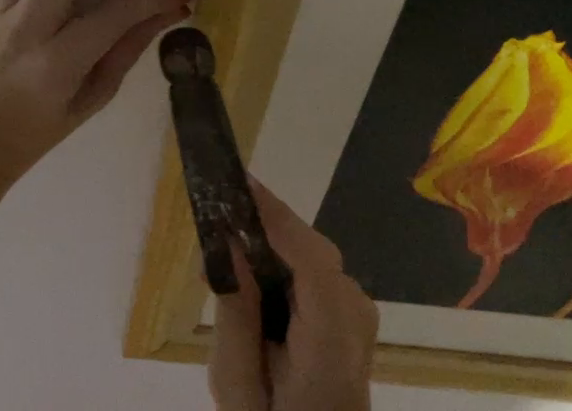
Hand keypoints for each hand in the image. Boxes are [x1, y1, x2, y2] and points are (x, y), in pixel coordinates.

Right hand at [210, 181, 377, 410]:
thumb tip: (231, 245)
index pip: (314, 263)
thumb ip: (235, 317)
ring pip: (311, 256)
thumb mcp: (236, 388)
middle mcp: (356, 320)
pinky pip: (314, 272)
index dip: (278, 218)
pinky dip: (280, 263)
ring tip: (219, 255)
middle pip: (313, 252)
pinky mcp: (351, 316)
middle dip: (263, 226)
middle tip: (212, 220)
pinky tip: (247, 278)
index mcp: (332, 345)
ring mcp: (359, 317)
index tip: (238, 184)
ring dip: (267, 245)